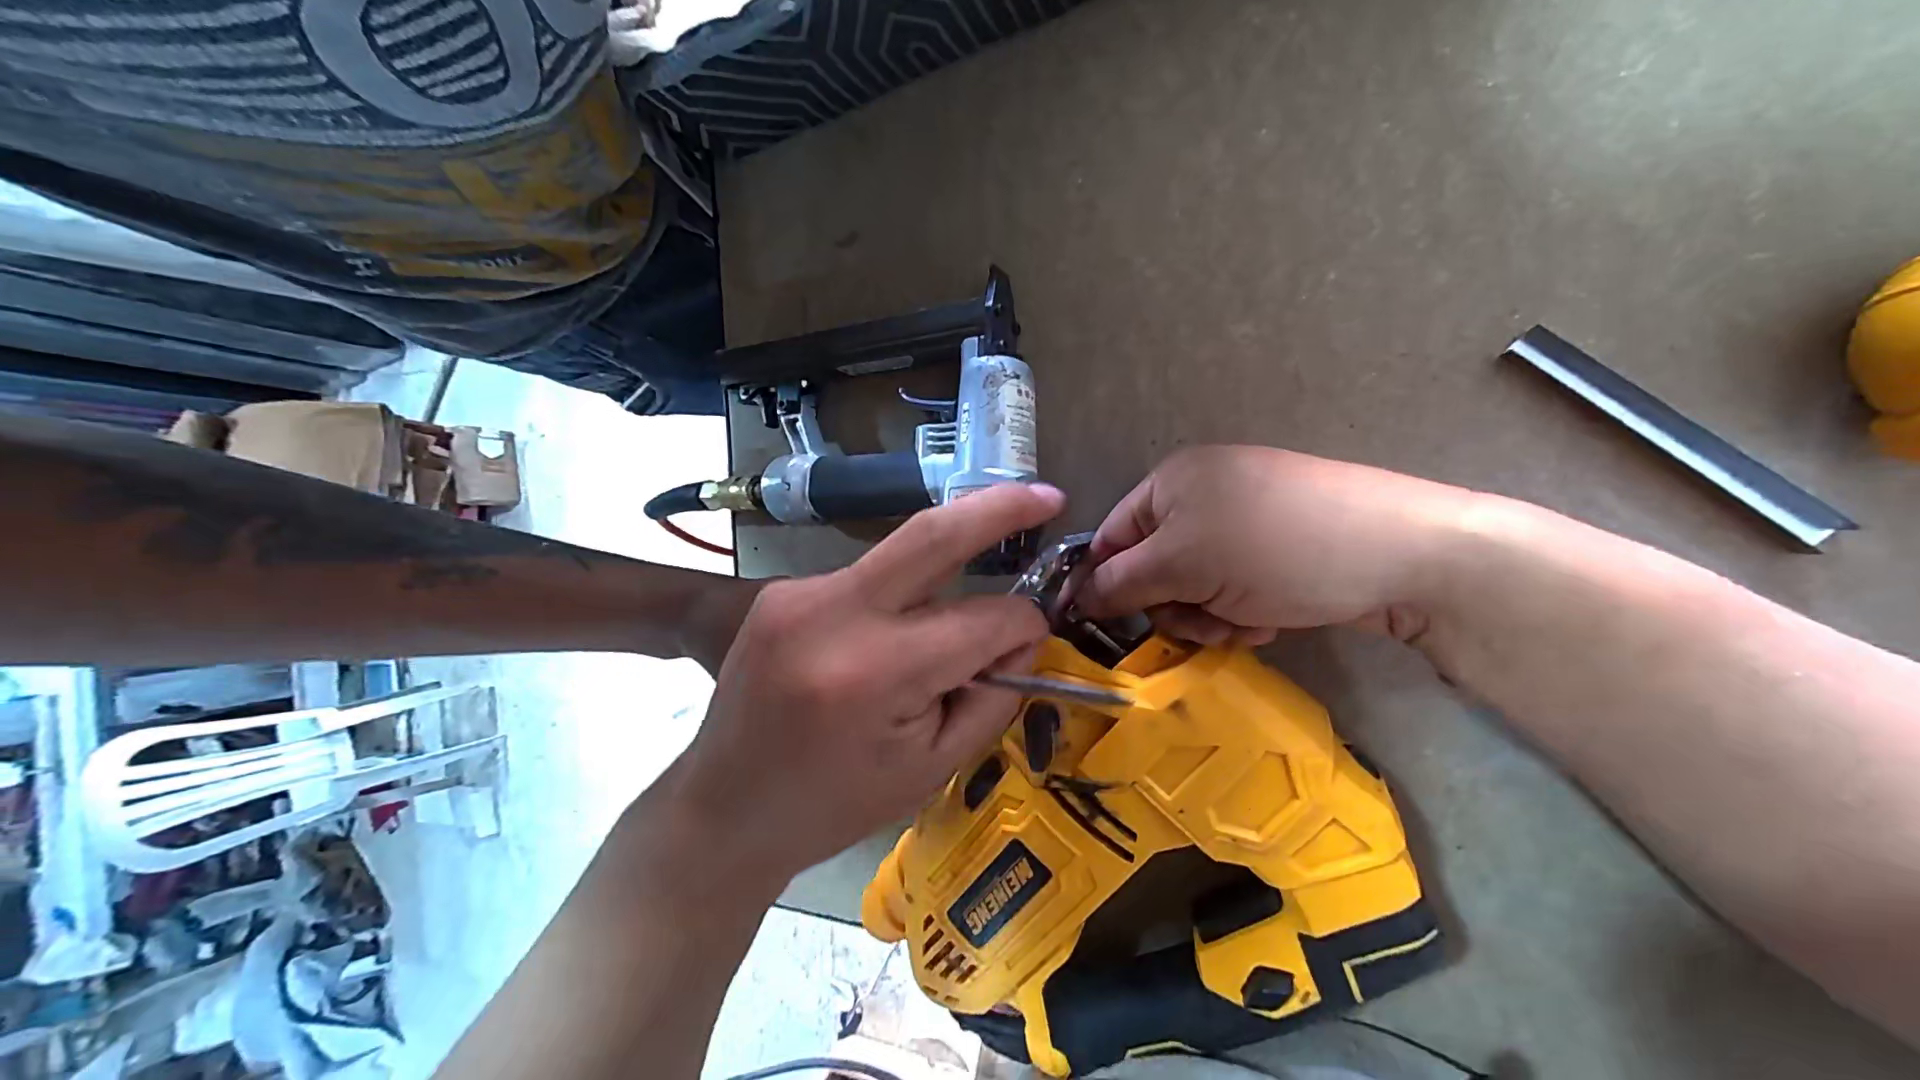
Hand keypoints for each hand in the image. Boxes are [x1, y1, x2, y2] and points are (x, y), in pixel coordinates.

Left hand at [669, 484, 1065, 884]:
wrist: (726, 809)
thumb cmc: (837, 804)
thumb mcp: (934, 768)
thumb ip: (992, 695)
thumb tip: (1020, 633)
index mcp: (876, 672)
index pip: (983, 619)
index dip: (1023, 625)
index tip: (1035, 635)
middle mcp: (832, 613)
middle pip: (931, 533)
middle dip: (999, 507)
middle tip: (1049, 495)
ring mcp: (798, 593)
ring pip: (900, 557)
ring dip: (945, 571)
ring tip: (963, 612)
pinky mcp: (782, 591)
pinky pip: (865, 579)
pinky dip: (898, 598)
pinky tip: (892, 639)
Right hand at [1075, 446, 1475, 646]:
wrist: (1404, 554)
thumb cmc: (1275, 549)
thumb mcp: (1184, 565)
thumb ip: (1120, 583)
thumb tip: (1075, 597)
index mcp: (1171, 482)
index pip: (1111, 537)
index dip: (1103, 584)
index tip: (1103, 629)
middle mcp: (1202, 495)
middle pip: (1152, 568)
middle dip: (1172, 605)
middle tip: (1201, 622)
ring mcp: (1242, 522)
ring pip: (1192, 587)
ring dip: (1209, 616)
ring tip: (1245, 622)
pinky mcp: (1275, 549)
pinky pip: (1231, 589)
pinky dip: (1241, 611)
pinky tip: (1272, 617)